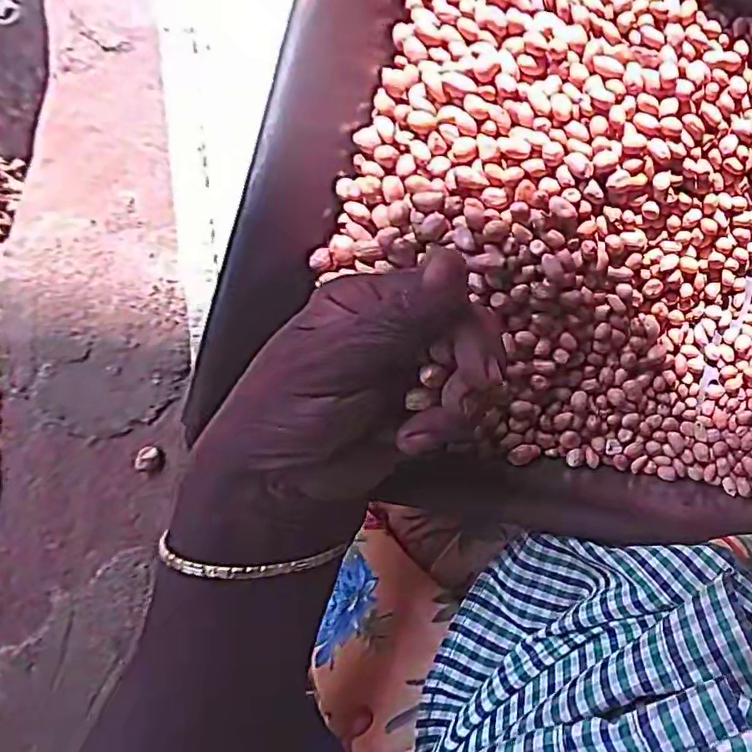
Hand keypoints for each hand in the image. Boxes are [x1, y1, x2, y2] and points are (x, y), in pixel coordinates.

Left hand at [176, 248, 502, 561]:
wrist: (275, 489)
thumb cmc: (282, 414)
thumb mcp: (338, 358)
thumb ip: (401, 313)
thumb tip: (451, 262)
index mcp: (372, 302)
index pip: (446, 296)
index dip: (470, 331)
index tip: (476, 369)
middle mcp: (400, 329)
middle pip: (470, 334)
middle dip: (470, 372)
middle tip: (459, 401)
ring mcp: (416, 368)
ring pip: (474, 372)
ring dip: (457, 406)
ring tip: (419, 430)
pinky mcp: (427, 405)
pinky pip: (464, 407)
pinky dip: (446, 427)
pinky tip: (411, 439)